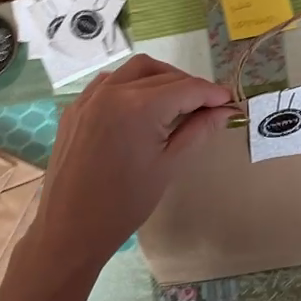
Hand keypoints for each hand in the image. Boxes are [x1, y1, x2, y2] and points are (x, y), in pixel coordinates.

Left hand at [31, 55, 232, 270]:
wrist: (69, 229)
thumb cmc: (125, 203)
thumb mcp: (169, 165)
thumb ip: (199, 130)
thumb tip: (225, 111)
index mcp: (139, 106)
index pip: (187, 88)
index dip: (213, 93)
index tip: (231, 102)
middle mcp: (112, 91)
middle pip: (163, 75)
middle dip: (190, 86)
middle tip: (208, 108)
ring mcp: (89, 98)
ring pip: (134, 70)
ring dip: (161, 78)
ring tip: (177, 103)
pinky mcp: (75, 109)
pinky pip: (109, 82)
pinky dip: (132, 84)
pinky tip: (141, 107)